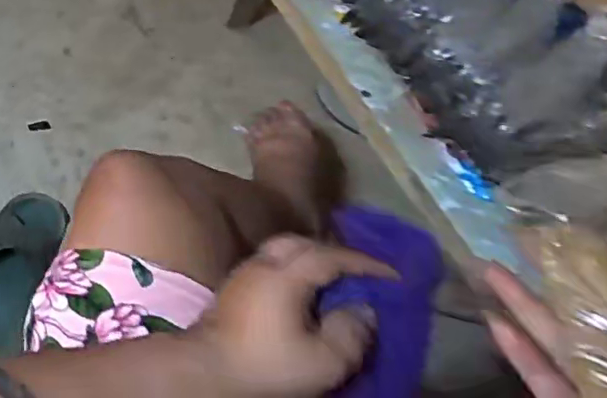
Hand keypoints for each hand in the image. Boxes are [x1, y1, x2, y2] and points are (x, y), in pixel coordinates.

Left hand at [197, 236, 397, 397]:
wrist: (214, 365)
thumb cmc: (271, 364)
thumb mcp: (324, 360)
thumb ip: (350, 332)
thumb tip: (364, 309)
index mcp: (282, 275)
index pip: (326, 256)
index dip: (361, 261)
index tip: (392, 273)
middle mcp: (260, 263)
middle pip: (299, 242)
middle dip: (333, 251)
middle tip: (364, 271)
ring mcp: (244, 270)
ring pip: (281, 248)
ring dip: (311, 256)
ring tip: (339, 278)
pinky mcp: (236, 283)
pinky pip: (271, 260)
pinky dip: (294, 265)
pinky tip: (307, 288)